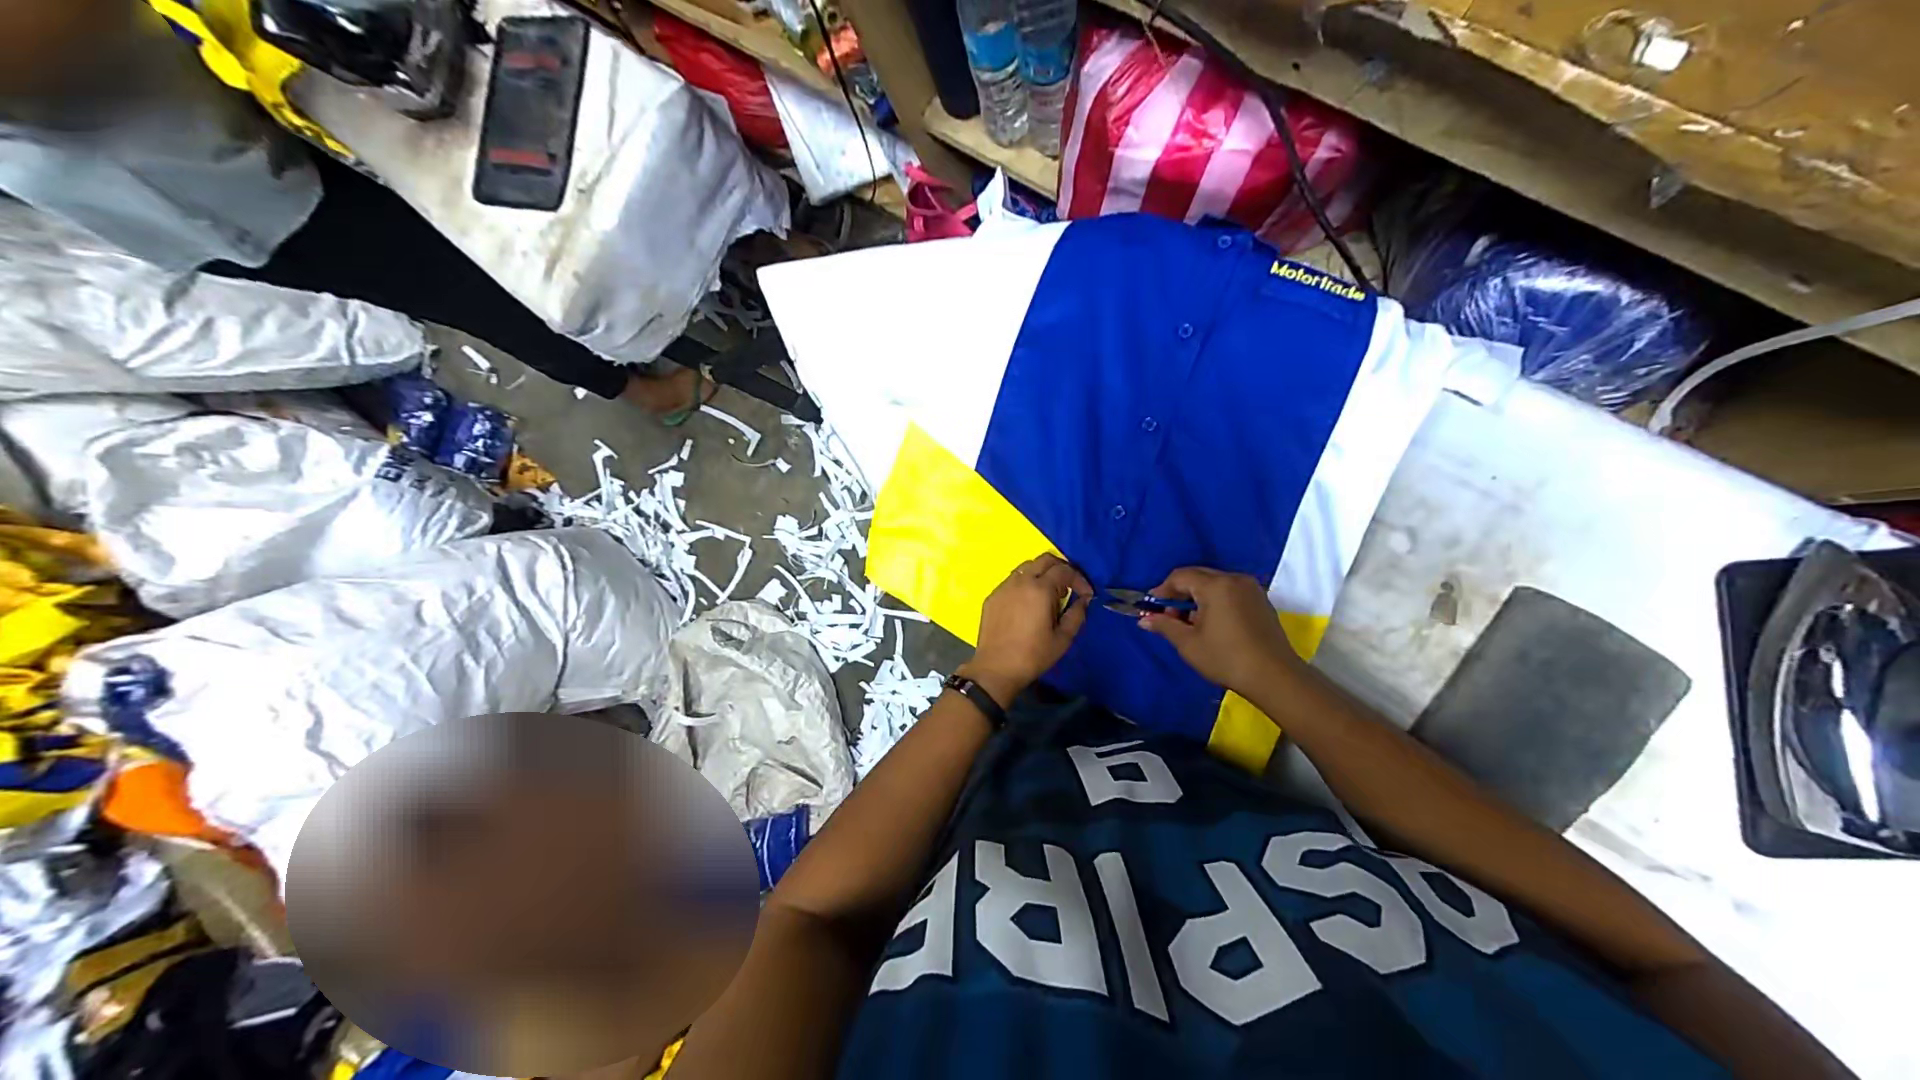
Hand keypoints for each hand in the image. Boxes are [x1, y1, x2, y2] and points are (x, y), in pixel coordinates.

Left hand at [962, 554, 1091, 702]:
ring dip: (1042, 574)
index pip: (1065, 570)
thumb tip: (1084, 599)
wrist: (996, 668)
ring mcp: (1003, 587)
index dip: (1080, 580)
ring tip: (1049, 595)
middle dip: (1061, 569)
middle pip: (1045, 559)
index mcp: (1040, 589)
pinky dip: (1025, 584)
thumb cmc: (1033, 655)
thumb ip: (1077, 614)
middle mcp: (1020, 581)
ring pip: (1026, 567)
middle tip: (1069, 587)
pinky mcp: (992, 596)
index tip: (1086, 595)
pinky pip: (1012, 580)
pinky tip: (1028, 603)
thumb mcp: (1063, 638)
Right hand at [1137, 567, 1302, 691]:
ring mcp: (1252, 589)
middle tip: (1168, 616)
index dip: (1162, 590)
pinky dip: (1215, 601)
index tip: (1152, 608)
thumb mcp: (1188, 644)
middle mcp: (1235, 579)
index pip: (1180, 576)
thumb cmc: (1226, 658)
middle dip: (1180, 593)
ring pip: (1215, 584)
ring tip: (1189, 623)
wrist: (1274, 677)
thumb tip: (1144, 620)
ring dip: (1197, 597)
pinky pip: (1230, 592)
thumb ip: (1164, 625)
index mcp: (1216, 585)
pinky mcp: (1261, 601)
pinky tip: (1211, 623)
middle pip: (1198, 576)